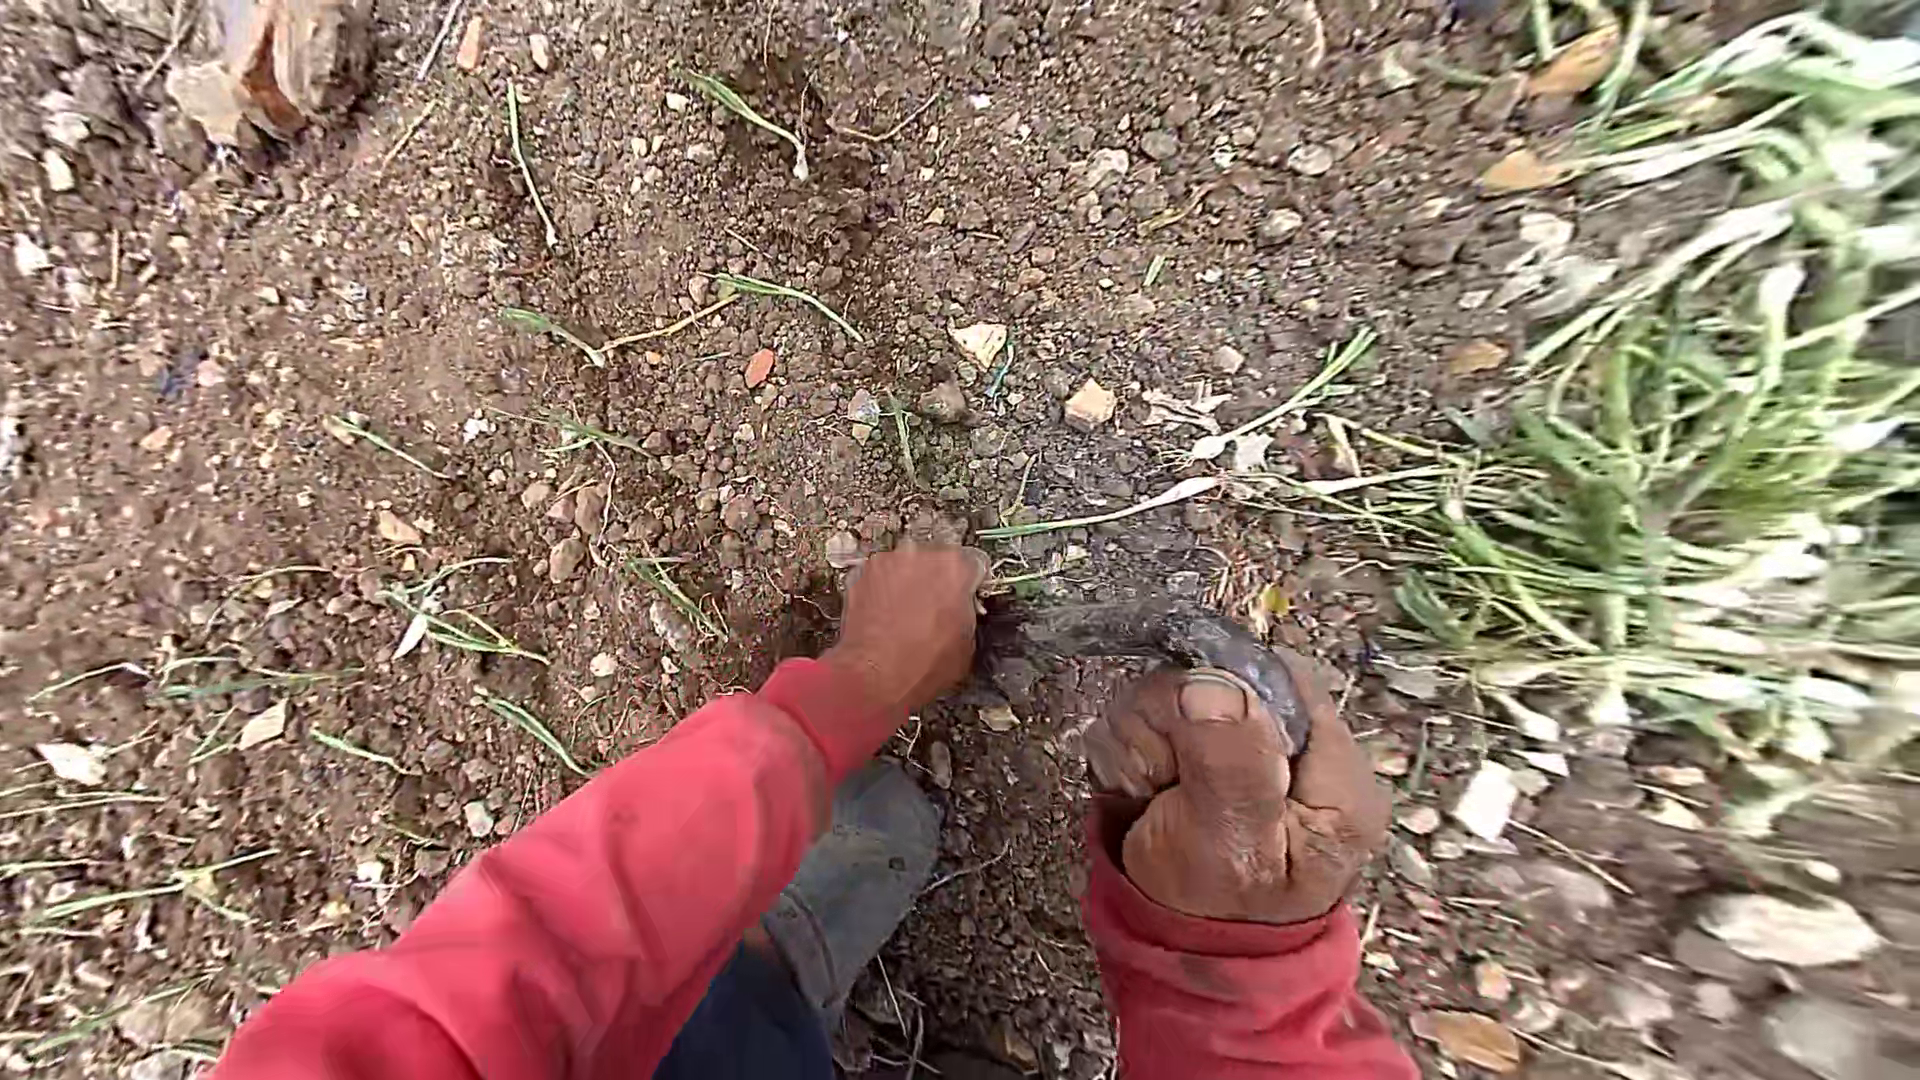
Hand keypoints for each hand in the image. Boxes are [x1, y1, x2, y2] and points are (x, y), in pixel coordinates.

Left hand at [823, 544, 989, 715]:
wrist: (876, 677)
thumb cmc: (920, 664)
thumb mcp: (968, 643)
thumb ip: (968, 612)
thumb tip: (964, 612)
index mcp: (955, 567)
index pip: (972, 563)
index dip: (969, 583)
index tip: (964, 594)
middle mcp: (921, 555)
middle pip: (936, 559)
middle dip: (936, 580)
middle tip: (934, 609)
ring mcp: (888, 563)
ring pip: (905, 565)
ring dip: (907, 582)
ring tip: (906, 615)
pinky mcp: (861, 574)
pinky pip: (879, 576)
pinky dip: (882, 590)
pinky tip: (886, 616)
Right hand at [1084, 653, 1387, 924]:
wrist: (1177, 937)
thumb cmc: (1212, 906)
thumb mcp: (1230, 848)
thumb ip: (1231, 767)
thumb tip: (1214, 684)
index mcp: (1331, 769)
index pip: (1280, 678)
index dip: (1226, 694)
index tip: (1192, 737)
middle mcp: (1291, 742)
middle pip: (1216, 674)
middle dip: (1173, 722)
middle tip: (1168, 780)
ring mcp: (1240, 738)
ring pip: (1170, 687)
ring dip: (1146, 736)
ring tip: (1154, 788)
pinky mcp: (1199, 739)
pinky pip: (1146, 709)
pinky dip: (1134, 744)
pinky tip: (1144, 782)